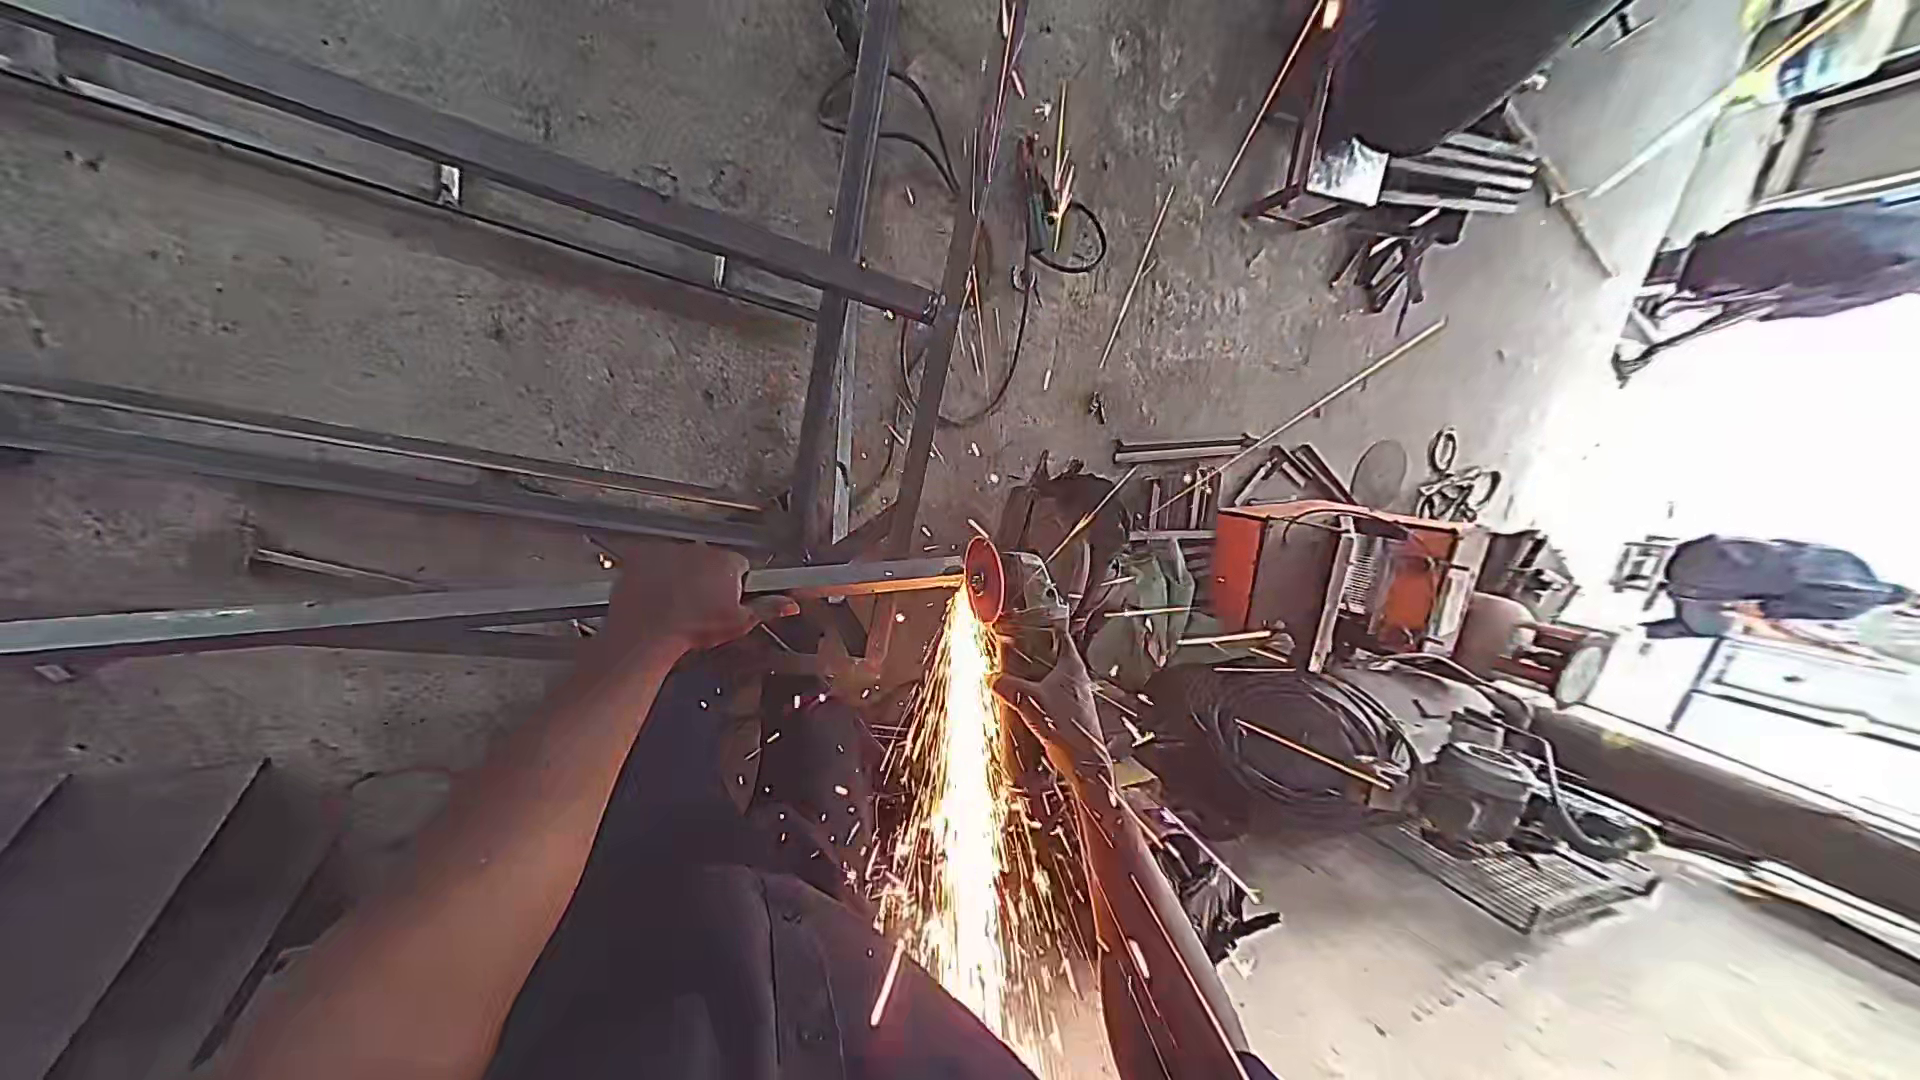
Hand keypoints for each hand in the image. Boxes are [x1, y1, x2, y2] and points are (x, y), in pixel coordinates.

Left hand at [598, 540, 798, 657]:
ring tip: (680, 603)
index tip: (728, 598)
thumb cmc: (692, 628)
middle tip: (705, 606)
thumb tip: (790, 603)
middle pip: (713, 561)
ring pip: (686, 560)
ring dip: (685, 575)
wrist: (646, 633)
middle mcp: (701, 550)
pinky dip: (657, 572)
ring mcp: (672, 550)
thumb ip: (768, 608)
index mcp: (728, 562)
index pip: (742, 566)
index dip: (737, 585)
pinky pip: (657, 559)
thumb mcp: (739, 622)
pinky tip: (659, 593)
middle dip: (712, 579)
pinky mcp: (645, 554)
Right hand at [992, 620, 1109, 778]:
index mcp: (1072, 666)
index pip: (1061, 636)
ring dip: (1036, 672)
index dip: (1045, 626)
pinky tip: (1025, 698)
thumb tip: (991, 678)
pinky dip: (1038, 691)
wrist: (1084, 764)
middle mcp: (1076, 678)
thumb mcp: (1031, 703)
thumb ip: (1008, 688)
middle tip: (1017, 647)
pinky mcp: (1068, 711)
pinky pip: (1051, 693)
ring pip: (1053, 674)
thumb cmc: (1068, 730)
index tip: (1029, 622)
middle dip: (1036, 650)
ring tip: (1017, 672)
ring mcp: (1073, 695)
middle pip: (1055, 654)